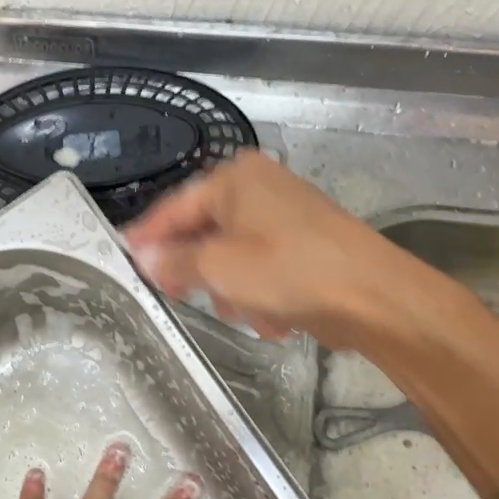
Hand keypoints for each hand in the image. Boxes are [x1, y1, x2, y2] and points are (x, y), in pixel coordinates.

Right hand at [123, 151, 410, 346]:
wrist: (373, 296)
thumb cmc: (289, 271)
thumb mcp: (219, 269)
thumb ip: (174, 262)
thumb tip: (143, 257)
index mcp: (235, 179)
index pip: (174, 207)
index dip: (148, 237)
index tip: (125, 259)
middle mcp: (259, 188)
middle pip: (205, 233)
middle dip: (201, 273)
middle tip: (186, 298)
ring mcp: (286, 215)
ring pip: (234, 257)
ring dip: (235, 292)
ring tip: (251, 314)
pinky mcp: (306, 245)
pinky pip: (265, 269)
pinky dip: (264, 295)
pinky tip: (278, 319)